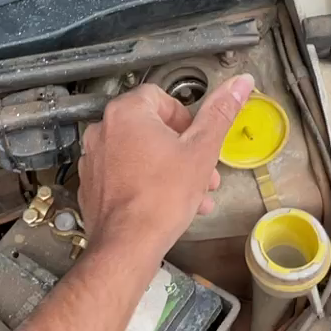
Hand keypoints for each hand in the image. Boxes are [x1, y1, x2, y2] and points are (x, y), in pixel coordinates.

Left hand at [77, 75, 252, 261]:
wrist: (128, 244)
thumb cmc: (160, 200)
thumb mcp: (202, 151)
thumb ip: (220, 113)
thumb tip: (239, 85)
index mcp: (127, 113)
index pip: (162, 98)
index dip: (186, 120)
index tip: (196, 140)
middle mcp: (103, 130)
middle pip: (151, 127)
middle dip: (182, 150)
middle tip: (200, 170)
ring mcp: (94, 158)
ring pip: (140, 153)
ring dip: (169, 169)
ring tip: (190, 193)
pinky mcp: (91, 183)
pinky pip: (124, 174)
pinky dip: (145, 182)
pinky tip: (166, 202)